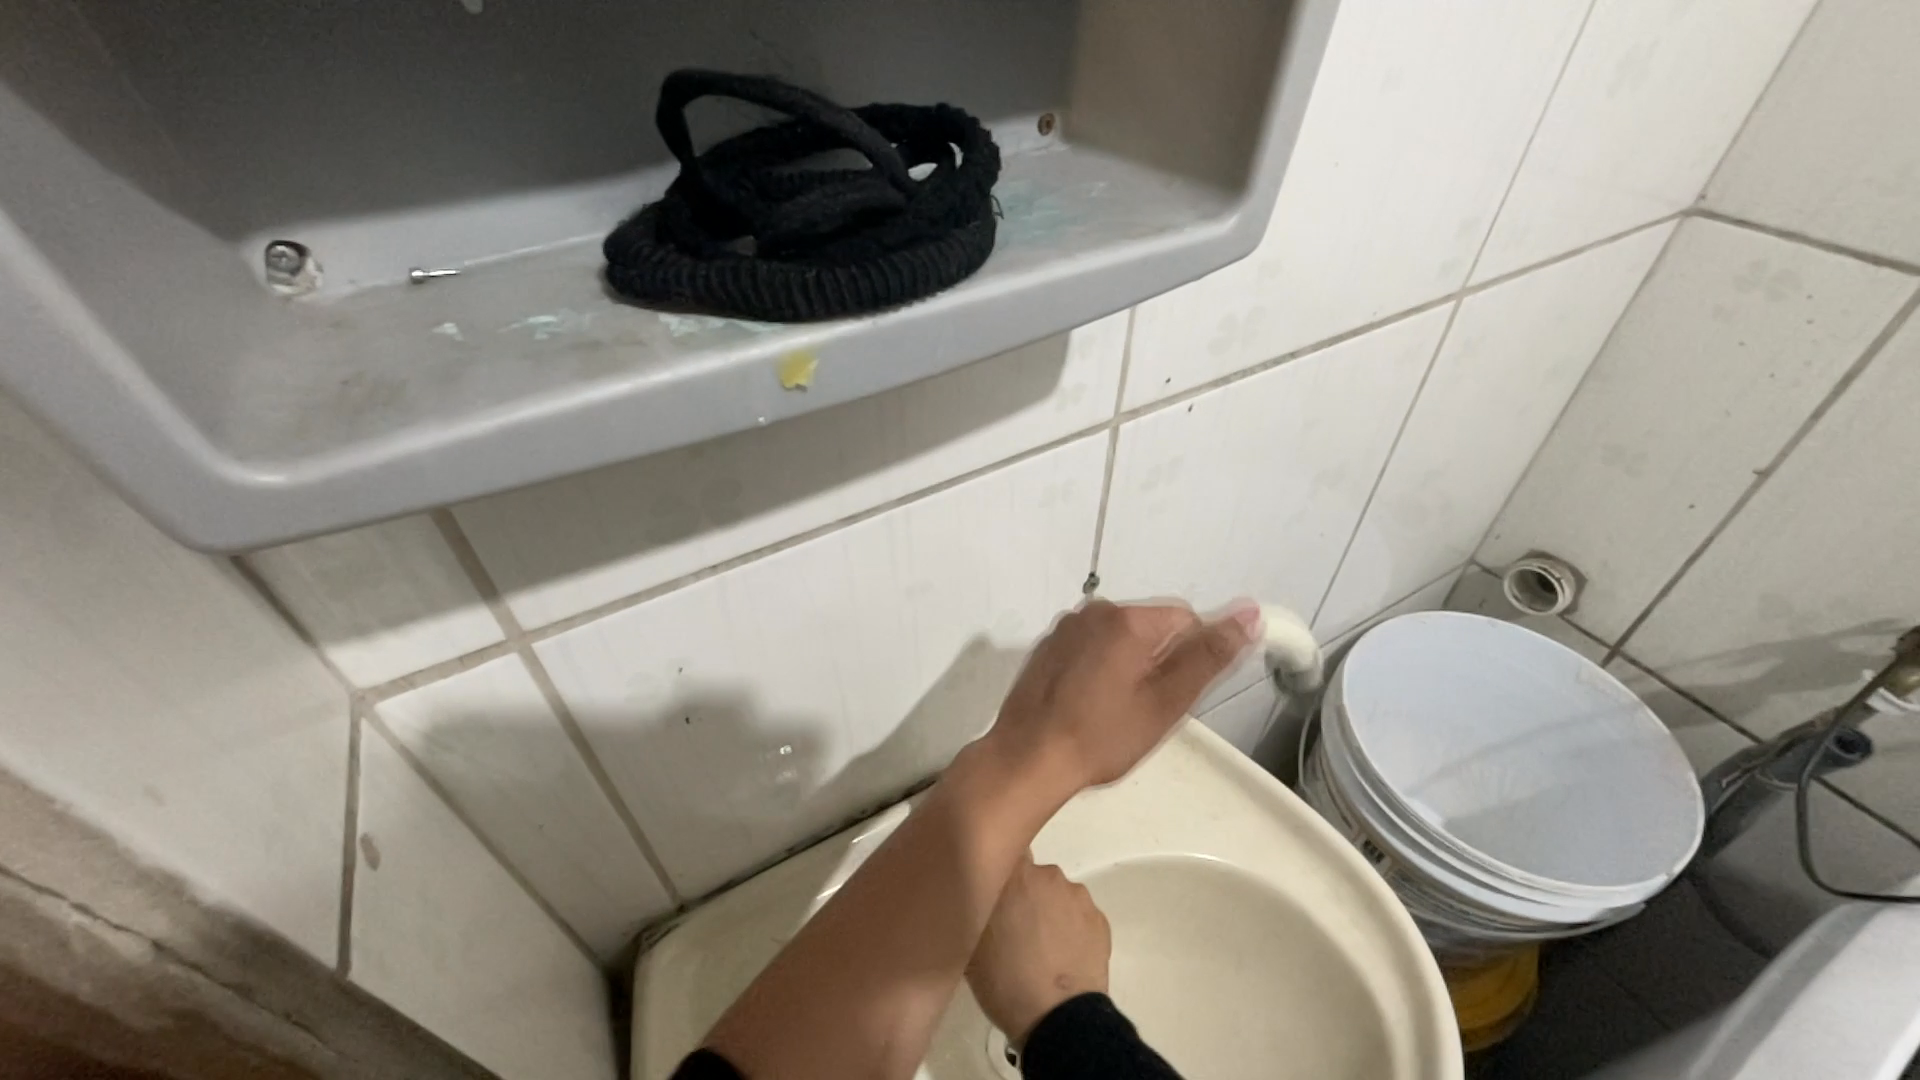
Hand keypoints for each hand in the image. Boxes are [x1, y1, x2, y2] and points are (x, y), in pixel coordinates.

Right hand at [966, 856, 1110, 1045]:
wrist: (1058, 1019)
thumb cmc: (1004, 980)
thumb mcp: (971, 942)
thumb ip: (975, 906)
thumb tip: (976, 894)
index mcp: (1013, 874)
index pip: (1006, 851)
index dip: (1002, 868)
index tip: (995, 889)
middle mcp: (1047, 875)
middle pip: (1033, 877)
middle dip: (1024, 896)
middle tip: (1015, 930)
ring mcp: (1077, 896)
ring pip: (1057, 896)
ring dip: (1049, 913)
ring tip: (1042, 949)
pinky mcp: (1100, 919)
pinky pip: (1078, 916)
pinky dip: (1071, 930)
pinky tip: (1063, 958)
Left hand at [983, 599, 1259, 795]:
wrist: (1027, 759)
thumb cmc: (1101, 736)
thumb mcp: (1166, 702)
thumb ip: (1209, 656)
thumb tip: (1250, 613)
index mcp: (1126, 618)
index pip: (1186, 618)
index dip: (1192, 657)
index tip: (1177, 694)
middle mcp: (1093, 611)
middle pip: (1151, 626)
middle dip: (1160, 661)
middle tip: (1148, 709)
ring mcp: (1065, 628)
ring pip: (1120, 638)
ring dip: (1130, 665)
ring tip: (1116, 712)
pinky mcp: (1046, 647)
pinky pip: (1090, 647)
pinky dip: (1100, 669)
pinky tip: (1090, 706)